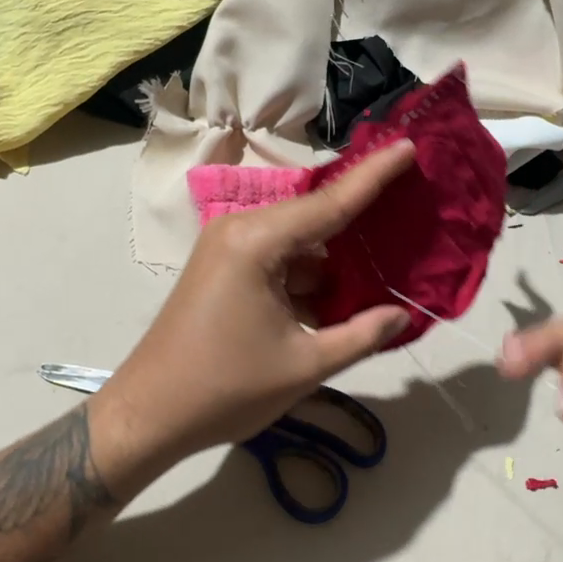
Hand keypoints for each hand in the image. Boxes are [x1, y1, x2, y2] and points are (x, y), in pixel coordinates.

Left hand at [95, 142, 415, 462]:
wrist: (150, 415)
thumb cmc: (225, 390)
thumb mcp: (304, 366)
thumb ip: (361, 336)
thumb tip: (403, 315)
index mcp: (257, 243)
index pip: (331, 202)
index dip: (375, 175)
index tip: (410, 146)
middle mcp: (240, 231)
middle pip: (316, 217)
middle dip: (361, 219)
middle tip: (412, 212)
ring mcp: (229, 249)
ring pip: (300, 242)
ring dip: (337, 257)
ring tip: (390, 264)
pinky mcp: (225, 269)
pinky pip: (281, 260)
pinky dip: (312, 275)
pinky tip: (346, 295)